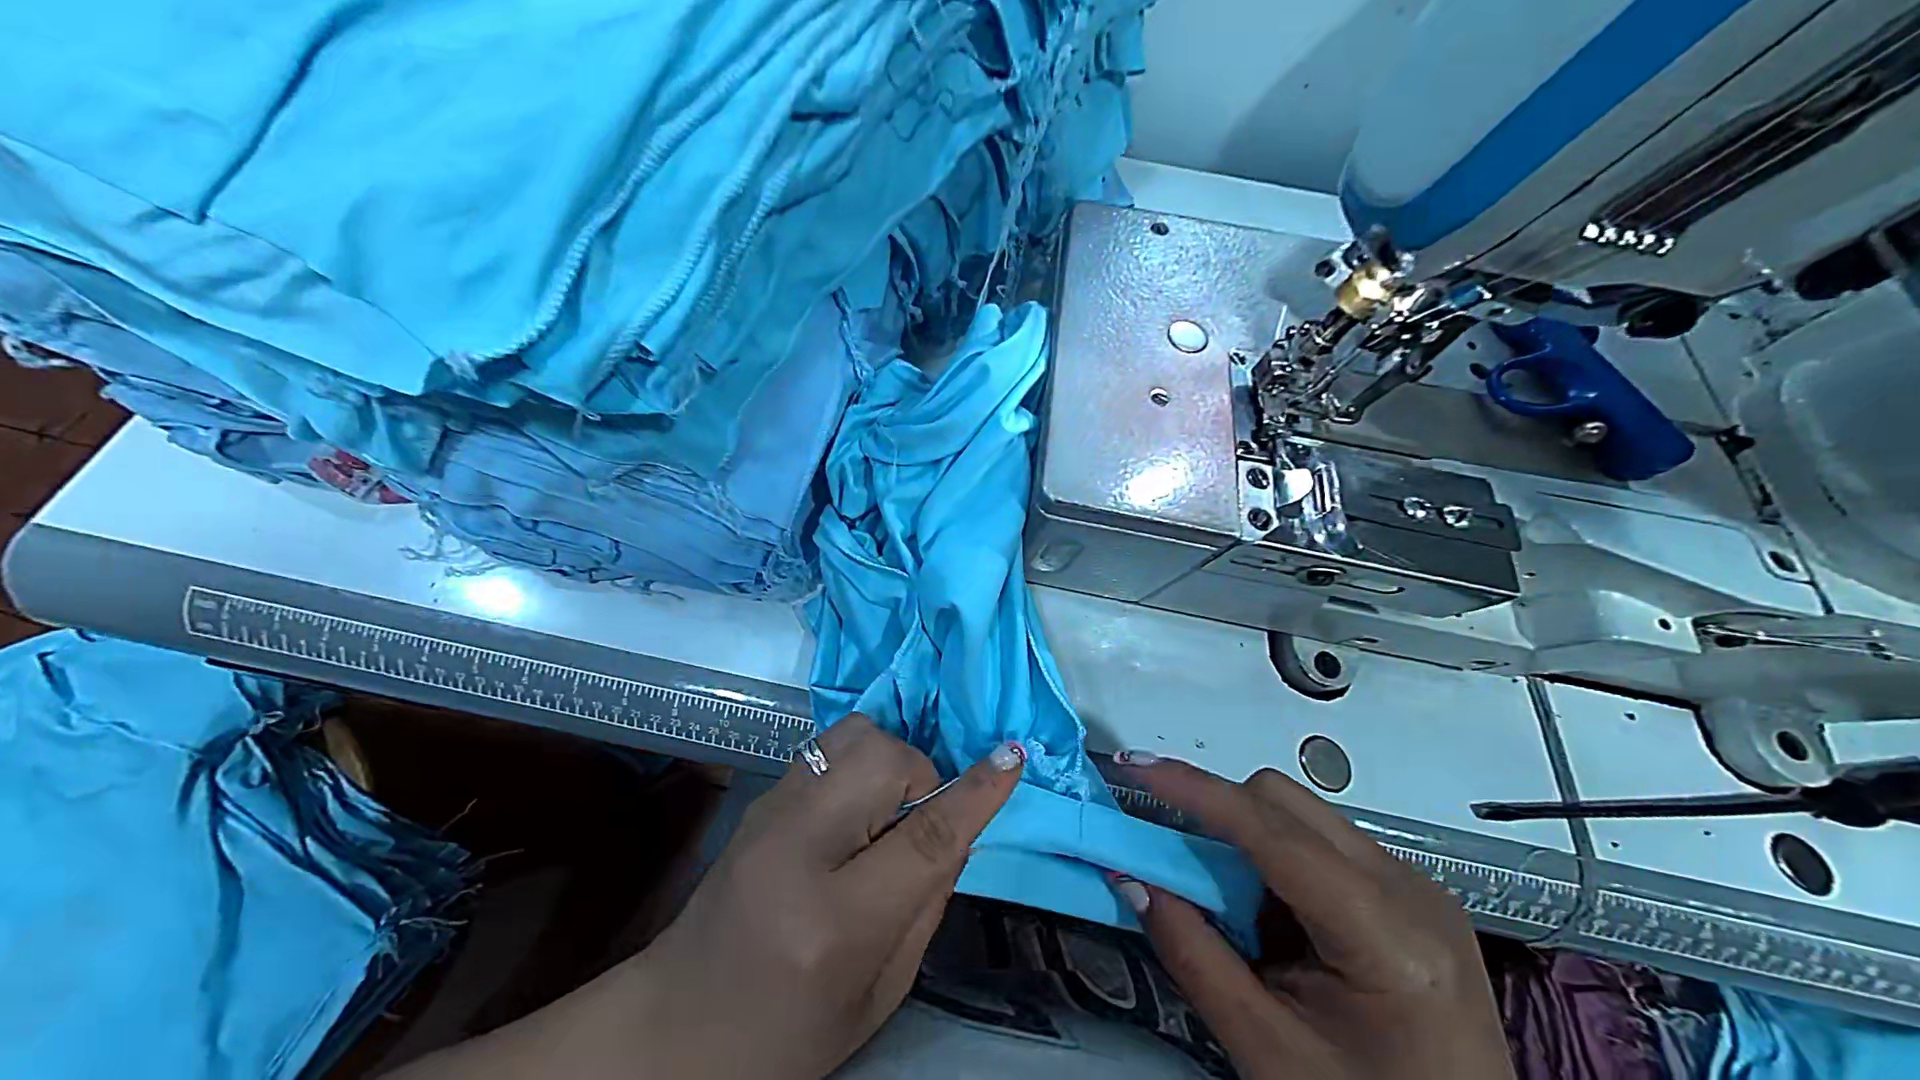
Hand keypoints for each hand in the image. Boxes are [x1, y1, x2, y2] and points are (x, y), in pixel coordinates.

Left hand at [387, 715, 1022, 1079]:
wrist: (673, 1028)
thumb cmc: (786, 1036)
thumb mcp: (879, 992)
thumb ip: (927, 902)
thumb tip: (960, 826)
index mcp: (836, 919)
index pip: (924, 836)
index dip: (976, 792)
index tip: (1013, 755)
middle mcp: (798, 847)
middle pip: (882, 757)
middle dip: (918, 774)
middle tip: (913, 822)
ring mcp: (769, 813)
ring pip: (852, 735)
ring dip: (887, 762)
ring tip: (882, 814)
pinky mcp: (757, 799)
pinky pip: (826, 748)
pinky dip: (857, 763)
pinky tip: (851, 810)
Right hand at [1111, 756, 1512, 1079]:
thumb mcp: (1266, 1048)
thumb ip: (1193, 955)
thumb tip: (1131, 879)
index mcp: (1389, 937)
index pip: (1276, 834)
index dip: (1199, 792)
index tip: (1137, 769)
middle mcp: (1411, 889)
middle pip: (1287, 802)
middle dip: (1218, 812)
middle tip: (1170, 857)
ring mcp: (1417, 885)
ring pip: (1301, 813)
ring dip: (1244, 835)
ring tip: (1223, 901)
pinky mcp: (1411, 892)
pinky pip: (1321, 840)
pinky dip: (1274, 856)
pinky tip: (1268, 915)